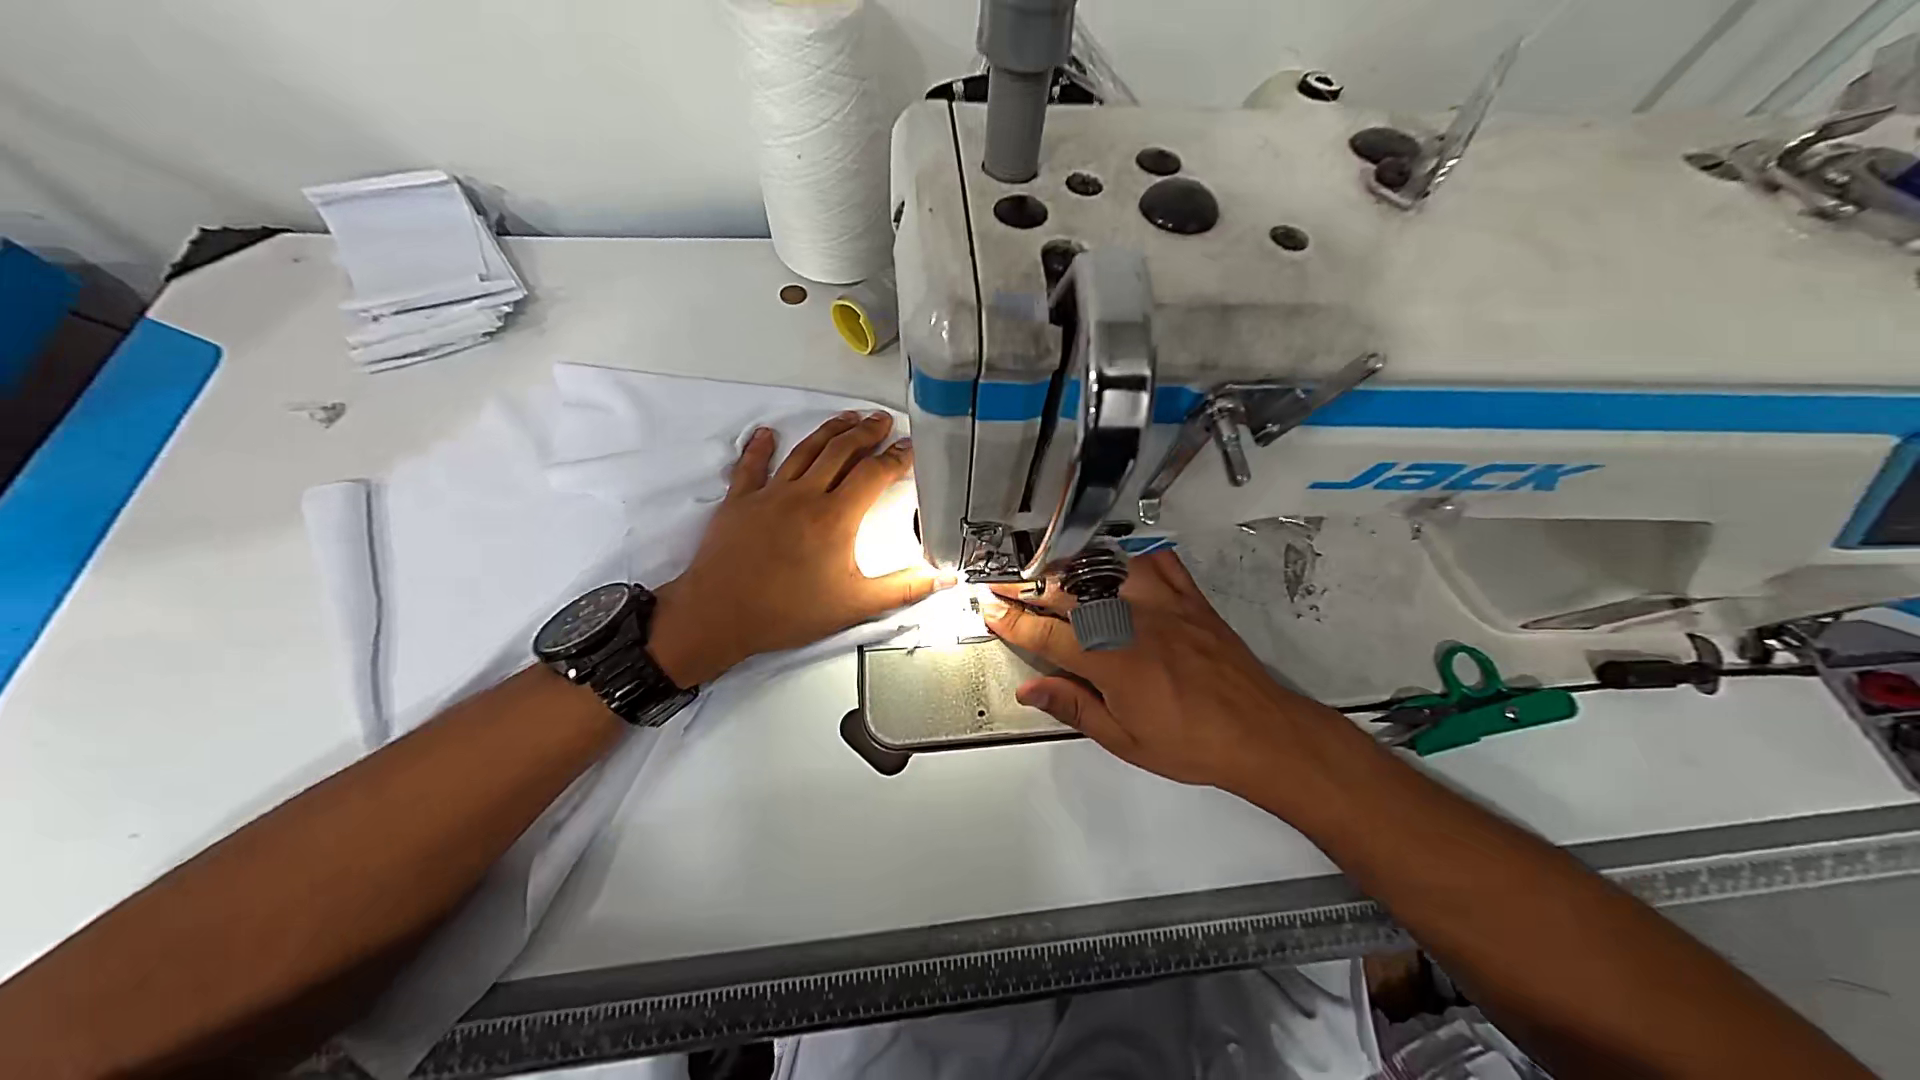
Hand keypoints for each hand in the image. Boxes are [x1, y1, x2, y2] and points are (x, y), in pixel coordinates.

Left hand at [648, 411, 954, 685]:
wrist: (718, 615)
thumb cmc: (787, 612)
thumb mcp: (854, 605)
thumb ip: (903, 589)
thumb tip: (944, 580)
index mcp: (835, 517)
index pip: (873, 474)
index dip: (895, 457)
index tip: (909, 447)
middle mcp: (804, 496)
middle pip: (841, 451)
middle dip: (865, 432)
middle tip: (881, 420)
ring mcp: (768, 494)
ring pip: (804, 451)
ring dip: (828, 431)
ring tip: (847, 418)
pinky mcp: (739, 501)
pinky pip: (751, 466)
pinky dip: (760, 447)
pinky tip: (766, 434)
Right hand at [981, 551, 1383, 811]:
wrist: (1260, 734)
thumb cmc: (1194, 743)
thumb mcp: (1124, 739)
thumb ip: (1074, 706)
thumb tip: (1033, 690)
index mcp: (1112, 660)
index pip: (1046, 632)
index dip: (1012, 620)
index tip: (990, 610)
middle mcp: (1134, 623)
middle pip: (1068, 594)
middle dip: (1029, 589)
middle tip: (1006, 587)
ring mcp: (1164, 605)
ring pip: (1108, 568)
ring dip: (1073, 566)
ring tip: (1051, 571)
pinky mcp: (1190, 600)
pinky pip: (1158, 563)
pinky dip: (1133, 557)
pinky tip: (1119, 561)